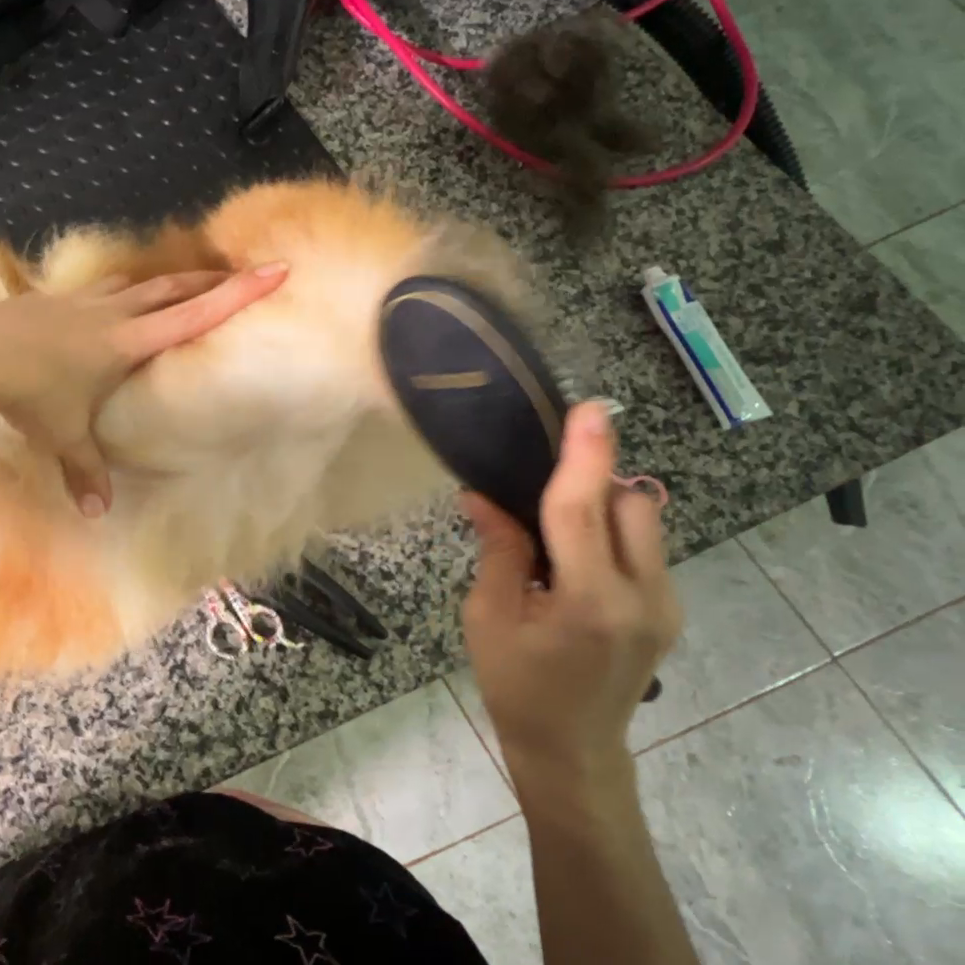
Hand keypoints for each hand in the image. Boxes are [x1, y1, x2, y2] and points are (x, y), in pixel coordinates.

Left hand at [0, 262, 288, 515]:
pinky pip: (94, 289)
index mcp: (128, 342)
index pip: (195, 315)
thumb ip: (85, 470)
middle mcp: (111, 314)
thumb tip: (96, 513)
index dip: (238, 294)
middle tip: (235, 272)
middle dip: (207, 280)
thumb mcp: (63, 437)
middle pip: (170, 289)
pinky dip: (113, 291)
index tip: (276, 269)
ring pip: (131, 284)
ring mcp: (78, 300)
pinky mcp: (49, 298)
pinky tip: (103, 301)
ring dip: (159, 282)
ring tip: (174, 284)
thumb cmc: (31, 395)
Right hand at [459, 402, 680, 781]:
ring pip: (646, 523)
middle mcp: (642, 597)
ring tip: (557, 531)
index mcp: (587, 601)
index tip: (589, 409)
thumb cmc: (515, 683)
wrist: (571, 745)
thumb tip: (483, 496)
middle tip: (545, 491)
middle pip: (632, 505)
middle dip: (595, 482)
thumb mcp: (488, 616)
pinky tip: (575, 562)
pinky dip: (611, 536)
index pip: (585, 512)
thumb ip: (499, 551)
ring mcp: (667, 604)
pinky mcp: (670, 609)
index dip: (584, 457)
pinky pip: (647, 548)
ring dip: (605, 507)